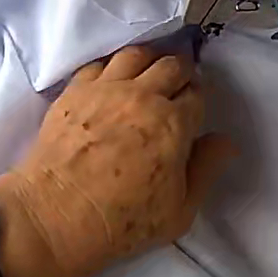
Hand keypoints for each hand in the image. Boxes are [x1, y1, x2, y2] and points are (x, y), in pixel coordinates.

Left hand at [0, 46, 235, 276]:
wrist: (54, 215)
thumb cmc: (121, 221)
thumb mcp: (179, 211)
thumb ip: (206, 169)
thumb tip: (223, 140)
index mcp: (172, 123)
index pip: (196, 94)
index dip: (197, 100)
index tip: (192, 108)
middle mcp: (140, 96)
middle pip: (170, 65)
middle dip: (180, 72)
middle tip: (177, 86)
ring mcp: (103, 89)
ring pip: (134, 55)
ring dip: (148, 60)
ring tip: (148, 74)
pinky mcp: (73, 91)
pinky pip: (97, 64)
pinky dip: (111, 66)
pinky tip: (112, 79)